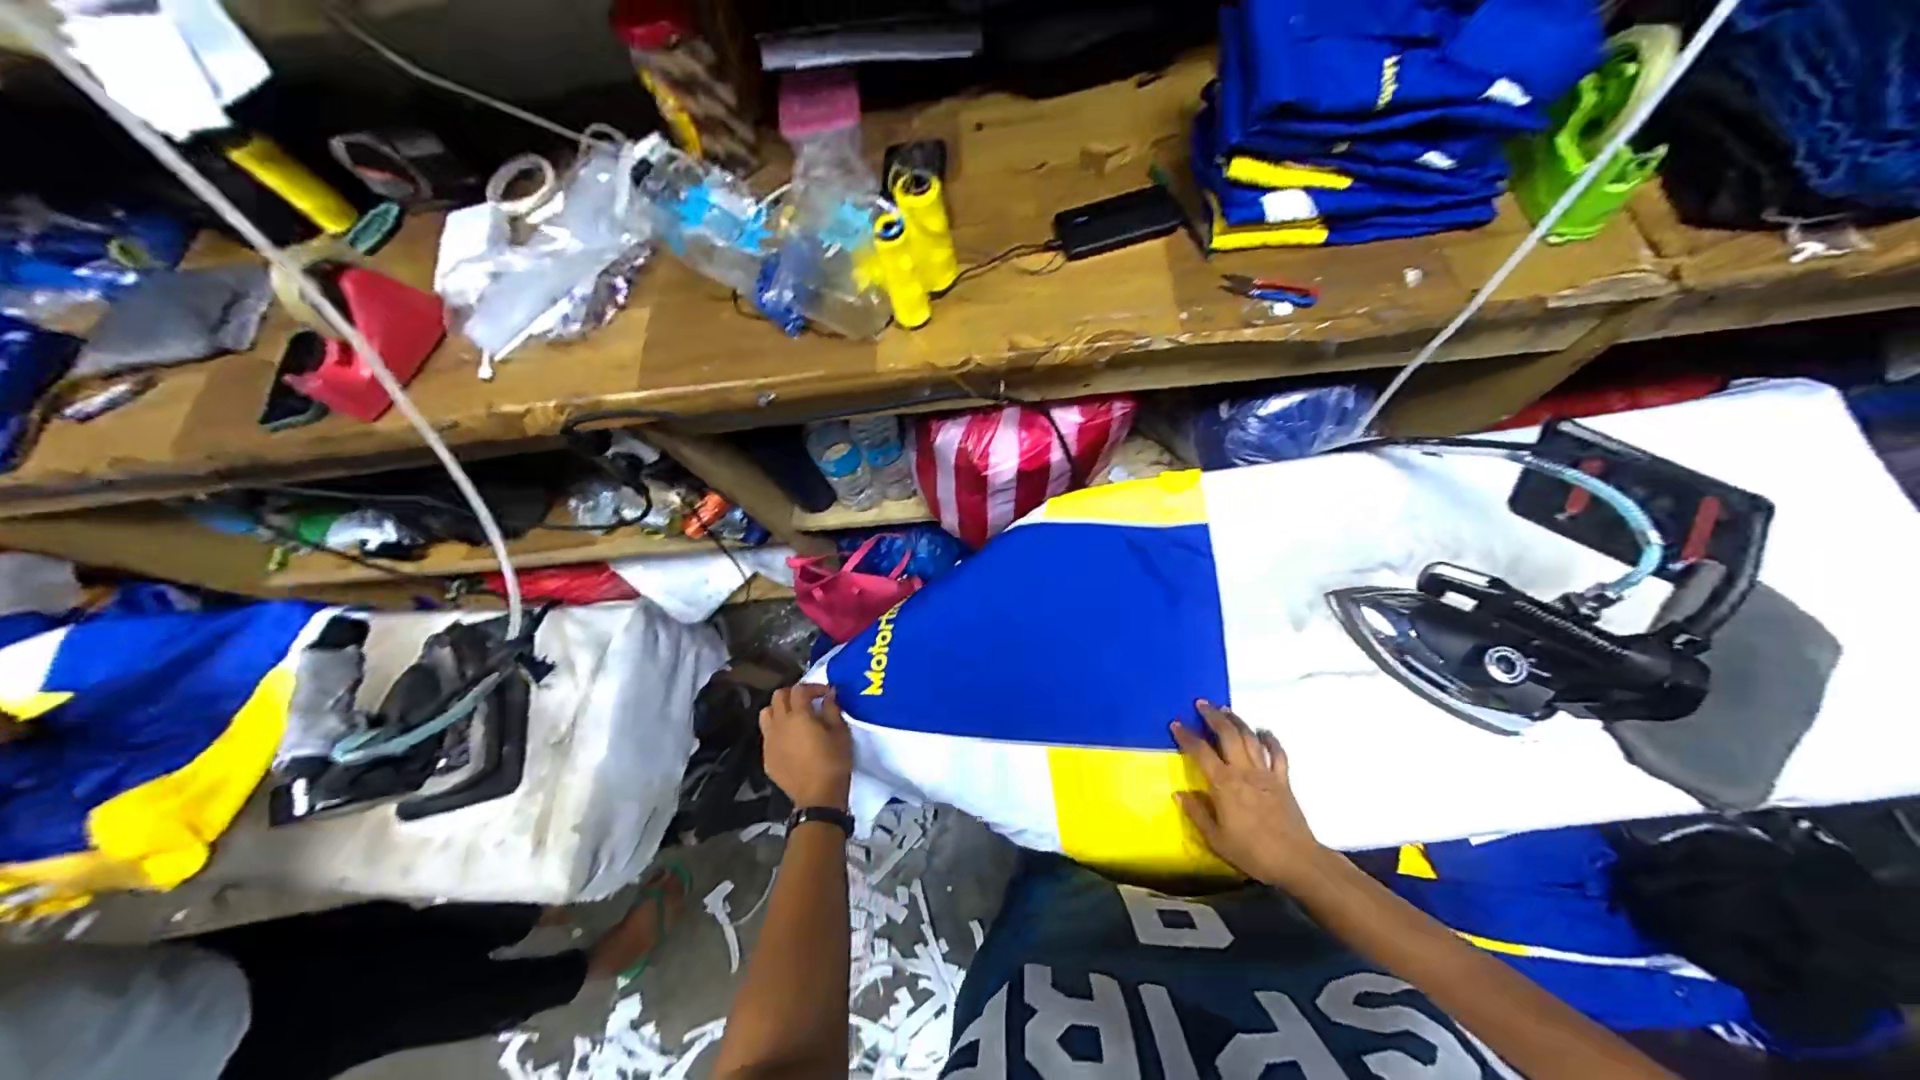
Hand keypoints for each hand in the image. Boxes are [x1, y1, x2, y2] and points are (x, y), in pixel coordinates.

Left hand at [759, 684, 852, 810]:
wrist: (818, 797)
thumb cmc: (834, 762)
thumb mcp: (841, 733)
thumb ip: (832, 709)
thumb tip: (828, 695)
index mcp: (799, 716)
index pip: (799, 690)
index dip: (813, 687)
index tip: (826, 693)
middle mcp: (780, 724)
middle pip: (778, 696)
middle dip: (794, 693)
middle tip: (808, 701)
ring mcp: (770, 740)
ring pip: (766, 713)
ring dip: (779, 709)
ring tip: (793, 716)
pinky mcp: (766, 756)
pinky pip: (767, 734)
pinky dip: (777, 729)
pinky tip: (790, 739)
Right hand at [1171, 700, 1327, 888]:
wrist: (1296, 861)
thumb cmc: (1252, 852)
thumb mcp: (1216, 839)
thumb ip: (1197, 813)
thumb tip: (1179, 793)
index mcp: (1224, 784)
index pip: (1200, 752)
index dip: (1186, 736)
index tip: (1175, 724)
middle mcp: (1244, 771)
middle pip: (1228, 735)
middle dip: (1213, 716)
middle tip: (1202, 704)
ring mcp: (1266, 773)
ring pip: (1250, 738)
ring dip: (1237, 721)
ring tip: (1226, 710)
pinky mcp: (1283, 780)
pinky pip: (1278, 753)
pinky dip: (1270, 739)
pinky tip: (1263, 731)